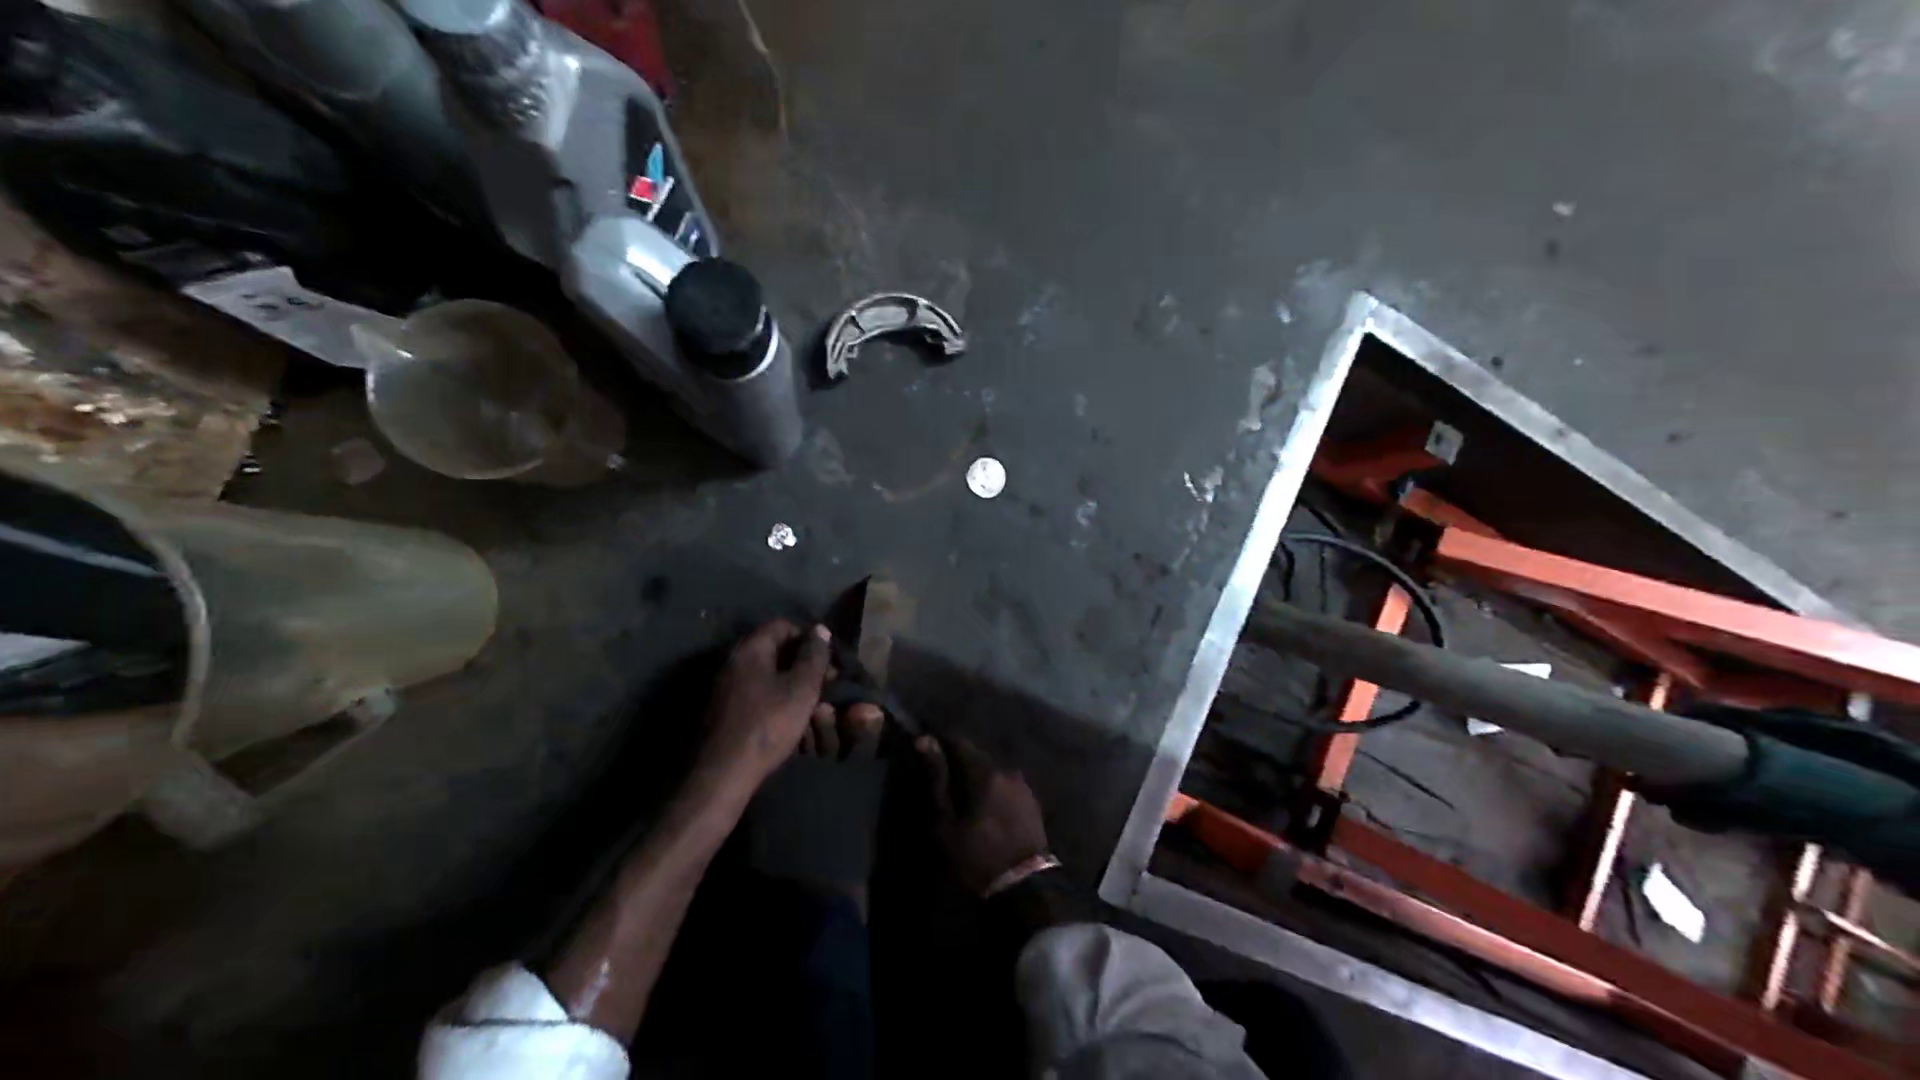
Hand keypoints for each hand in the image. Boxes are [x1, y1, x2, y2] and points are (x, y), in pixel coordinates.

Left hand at [697, 620, 832, 795]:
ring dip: (790, 684)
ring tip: (811, 705)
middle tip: (824, 684)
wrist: (722, 773)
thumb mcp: (801, 689)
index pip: (783, 626)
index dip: (809, 638)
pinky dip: (774, 699)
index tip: (828, 660)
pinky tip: (788, 719)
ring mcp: (724, 686)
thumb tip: (820, 629)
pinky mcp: (722, 710)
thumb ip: (814, 656)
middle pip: (774, 649)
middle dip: (802, 663)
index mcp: (750, 649)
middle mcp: (733, 661)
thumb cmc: (767, 725)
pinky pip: (755, 693)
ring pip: (766, 674)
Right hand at [918, 735, 1050, 894]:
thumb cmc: (978, 855)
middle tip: (942, 782)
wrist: (1025, 885)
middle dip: (959, 763)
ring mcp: (1023, 784)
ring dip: (977, 778)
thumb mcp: (948, 822)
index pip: (959, 742)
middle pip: (977, 756)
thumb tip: (925, 740)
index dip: (940, 745)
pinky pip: (1006, 785)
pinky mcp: (1032, 800)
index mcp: (985, 771)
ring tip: (963, 798)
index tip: (926, 755)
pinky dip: (993, 789)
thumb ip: (937, 779)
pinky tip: (985, 807)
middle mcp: (1007, 769)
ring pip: (993, 771)